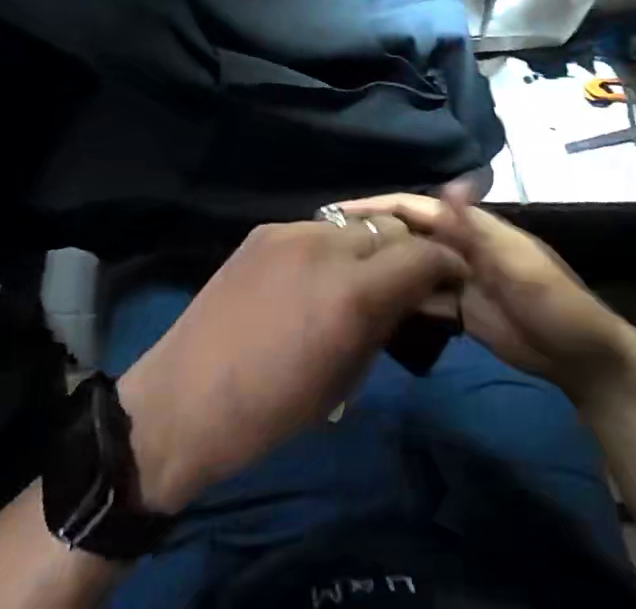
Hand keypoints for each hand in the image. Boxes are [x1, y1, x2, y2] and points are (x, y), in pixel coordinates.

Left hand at [116, 217, 466, 512]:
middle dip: (407, 254)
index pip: (423, 254)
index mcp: (353, 292)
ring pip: (353, 225)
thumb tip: (414, 297)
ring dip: (367, 249)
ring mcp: (289, 232)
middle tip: (404, 283)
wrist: (185, 399)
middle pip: (391, 229)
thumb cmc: (272, 410)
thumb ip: (387, 323)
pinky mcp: (262, 232)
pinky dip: (329, 249)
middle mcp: (325, 247)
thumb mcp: (347, 377)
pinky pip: (315, 230)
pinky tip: (314, 276)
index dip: (446, 264)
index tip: (451, 279)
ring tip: (357, 278)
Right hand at [339, 184, 635, 407]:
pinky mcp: (461, 311)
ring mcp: (460, 280)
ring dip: (383, 268)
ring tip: (340, 275)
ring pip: (412, 268)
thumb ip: (476, 229)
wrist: (582, 358)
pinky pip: (422, 300)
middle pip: (410, 235)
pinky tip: (372, 307)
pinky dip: (399, 300)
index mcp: (475, 228)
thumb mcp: (517, 264)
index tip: (337, 210)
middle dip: (373, 234)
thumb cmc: (553, 303)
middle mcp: (463, 248)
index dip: (379, 206)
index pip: (418, 208)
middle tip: (327, 245)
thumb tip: (447, 183)